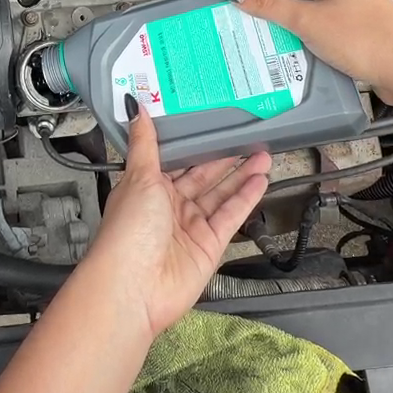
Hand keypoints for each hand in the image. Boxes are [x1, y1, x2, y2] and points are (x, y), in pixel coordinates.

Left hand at [78, 96, 268, 337]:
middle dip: (223, 158)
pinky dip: (246, 198)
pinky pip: (231, 216)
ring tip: (263, 154)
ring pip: (220, 194)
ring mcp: (191, 225)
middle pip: (201, 176)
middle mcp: (169, 204)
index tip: (211, 123)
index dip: (193, 144)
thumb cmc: (128, 229)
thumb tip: (135, 106)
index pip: (174, 159)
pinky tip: (260, 180)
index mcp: (147, 185)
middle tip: (247, 137)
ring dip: (240, 175)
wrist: (135, 286)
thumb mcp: (138, 176)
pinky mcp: (210, 245)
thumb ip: (144, 142)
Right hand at [236, 0, 392, 106]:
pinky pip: (329, 24)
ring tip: (282, 33)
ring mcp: (358, 6)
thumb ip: (270, 6)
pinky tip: (306, 50)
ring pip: (316, 5)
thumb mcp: (307, 21)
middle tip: (263, 9)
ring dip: (296, 18)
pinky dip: (313, 34)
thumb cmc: (371, 40)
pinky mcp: (363, 28)